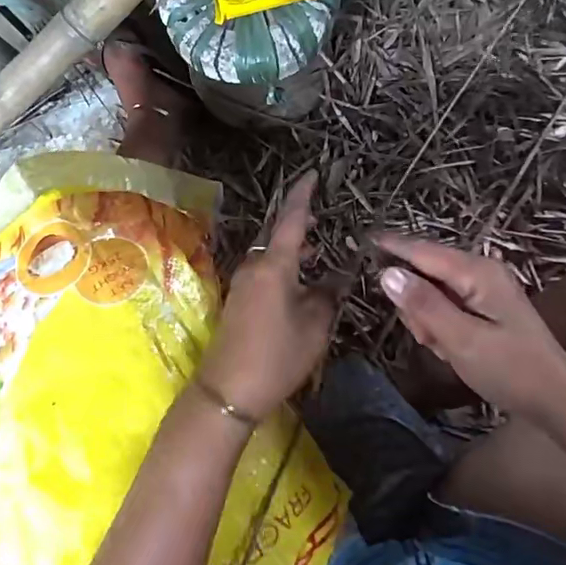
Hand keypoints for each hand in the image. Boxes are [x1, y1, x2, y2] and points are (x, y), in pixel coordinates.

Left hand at [197, 173, 334, 418]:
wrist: (227, 391)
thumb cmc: (276, 356)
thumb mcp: (314, 327)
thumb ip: (328, 295)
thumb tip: (338, 276)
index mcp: (273, 265)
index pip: (290, 219)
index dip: (302, 194)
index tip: (312, 174)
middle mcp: (254, 266)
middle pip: (278, 234)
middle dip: (300, 221)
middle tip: (324, 213)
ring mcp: (243, 282)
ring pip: (271, 253)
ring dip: (293, 246)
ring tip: (318, 245)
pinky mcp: (239, 299)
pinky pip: (265, 269)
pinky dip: (284, 264)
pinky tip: (300, 277)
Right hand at [374, 234, 565, 419]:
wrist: (556, 400)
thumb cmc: (510, 369)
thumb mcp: (462, 340)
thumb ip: (423, 305)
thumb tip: (388, 273)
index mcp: (477, 272)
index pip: (423, 251)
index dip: (393, 246)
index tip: (363, 240)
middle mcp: (480, 271)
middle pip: (426, 271)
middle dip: (415, 302)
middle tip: (425, 336)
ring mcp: (483, 288)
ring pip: (433, 291)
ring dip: (427, 318)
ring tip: (441, 346)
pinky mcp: (484, 306)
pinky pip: (446, 305)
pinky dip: (440, 325)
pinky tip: (450, 347)